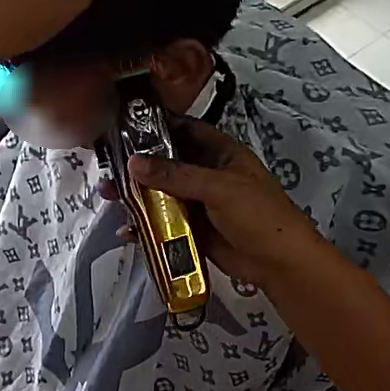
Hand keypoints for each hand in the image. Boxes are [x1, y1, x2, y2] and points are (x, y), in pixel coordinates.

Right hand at [124, 120, 324, 287]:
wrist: (279, 263)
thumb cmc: (258, 215)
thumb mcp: (218, 188)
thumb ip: (176, 175)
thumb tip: (135, 163)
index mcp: (222, 154)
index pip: (187, 131)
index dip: (159, 127)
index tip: (126, 128)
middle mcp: (209, 175)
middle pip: (168, 165)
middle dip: (140, 167)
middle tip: (110, 169)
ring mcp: (201, 204)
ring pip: (163, 195)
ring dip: (138, 196)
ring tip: (110, 196)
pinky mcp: (195, 230)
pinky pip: (165, 224)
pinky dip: (147, 226)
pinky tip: (128, 230)